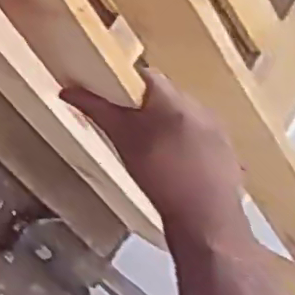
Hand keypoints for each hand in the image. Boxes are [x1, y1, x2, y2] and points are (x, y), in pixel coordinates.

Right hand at [62, 70, 249, 244]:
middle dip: (146, 102)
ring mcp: (218, 127)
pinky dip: (186, 138)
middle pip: (165, 92)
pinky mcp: (228, 149)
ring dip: (167, 120)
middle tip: (127, 121)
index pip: (145, 73)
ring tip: (150, 143)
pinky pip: (200, 132)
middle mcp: (197, 104)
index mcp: (171, 97)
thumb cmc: (157, 174)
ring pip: (183, 112)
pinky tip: (175, 160)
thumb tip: (66, 90)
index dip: (125, 81)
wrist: (205, 220)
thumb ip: (95, 109)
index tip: (111, 95)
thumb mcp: (120, 138)